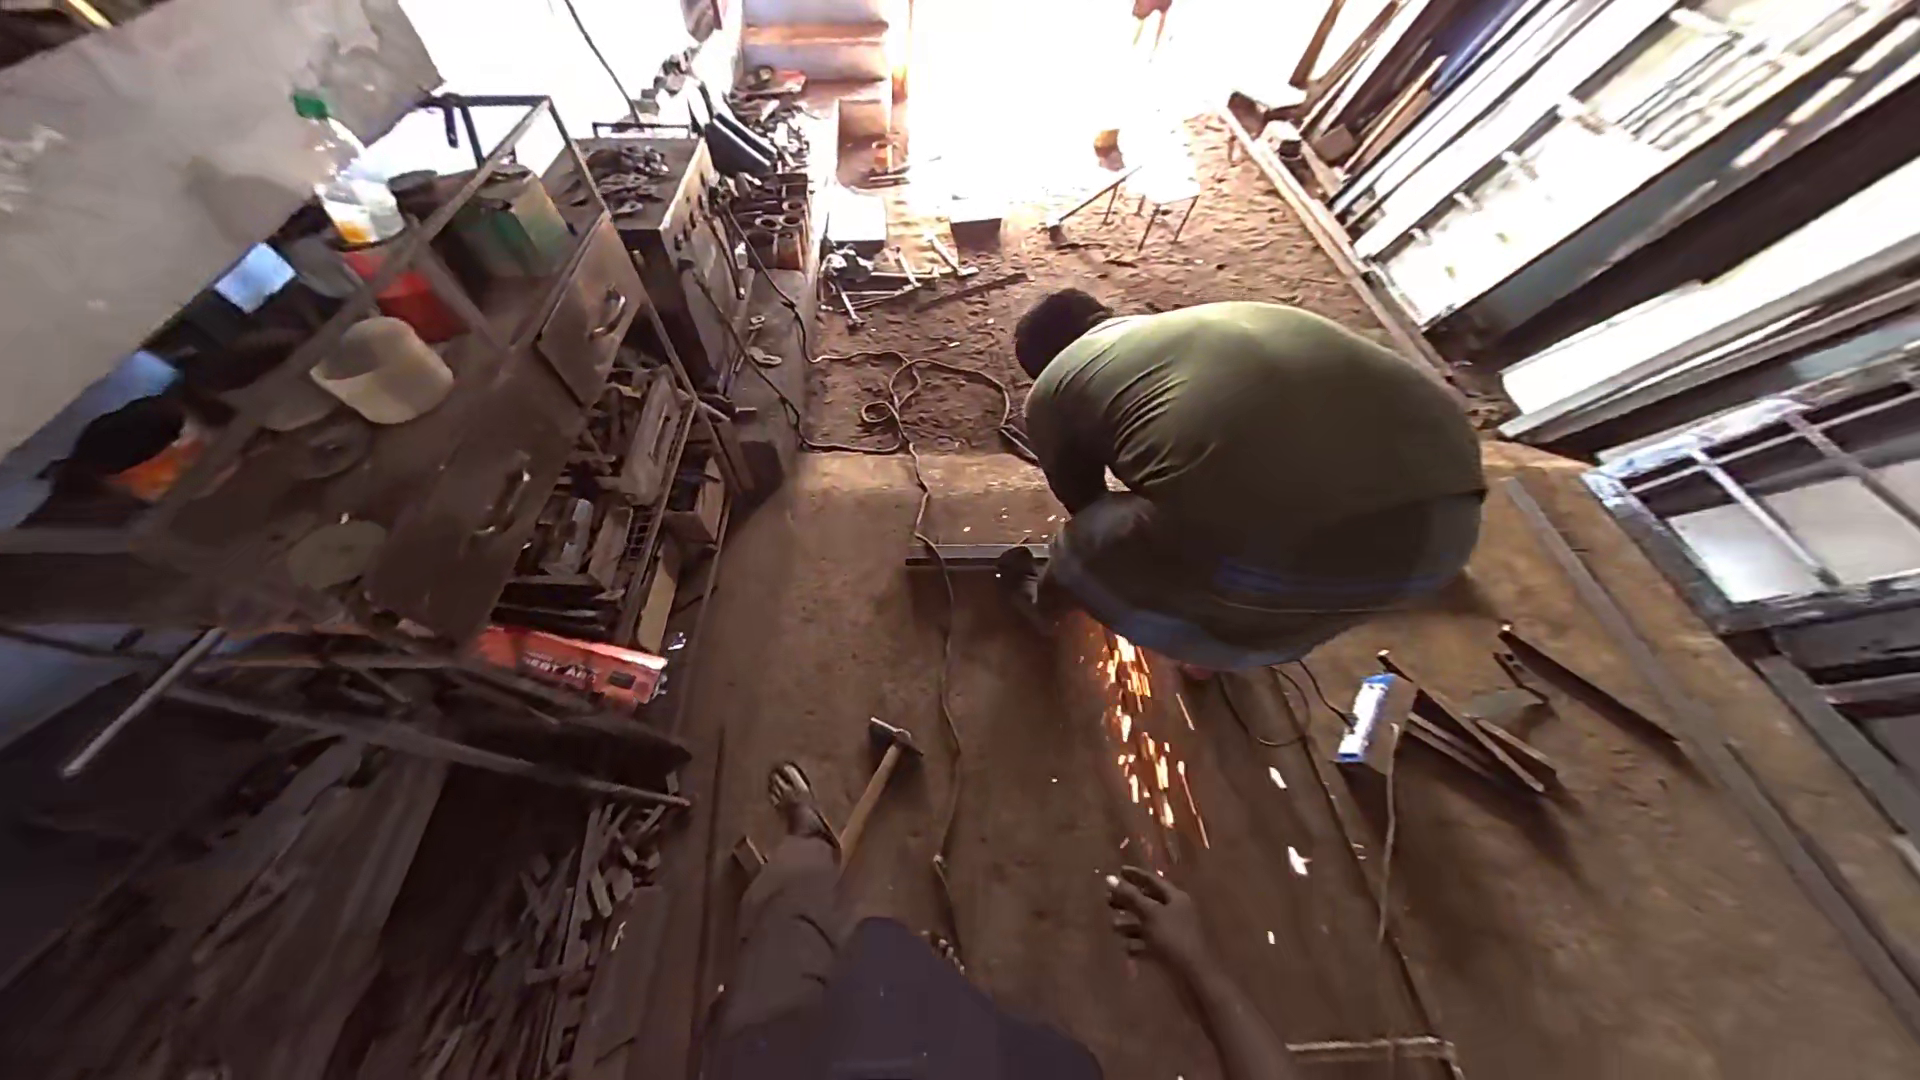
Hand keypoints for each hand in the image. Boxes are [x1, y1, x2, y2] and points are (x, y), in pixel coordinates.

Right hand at [1107, 866, 1209, 972]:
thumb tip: (1110, 878)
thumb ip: (1130, 896)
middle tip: (1108, 900)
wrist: (1196, 979)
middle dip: (1128, 900)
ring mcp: (1173, 934)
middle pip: (1148, 901)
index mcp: (1175, 898)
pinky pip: (1150, 943)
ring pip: (1147, 923)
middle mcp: (1175, 912)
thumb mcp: (1150, 913)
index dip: (1135, 875)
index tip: (1118, 870)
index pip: (1152, 880)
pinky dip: (1137, 943)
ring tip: (1113, 925)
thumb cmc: (1173, 939)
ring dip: (1130, 923)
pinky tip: (1125, 947)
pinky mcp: (1170, 953)